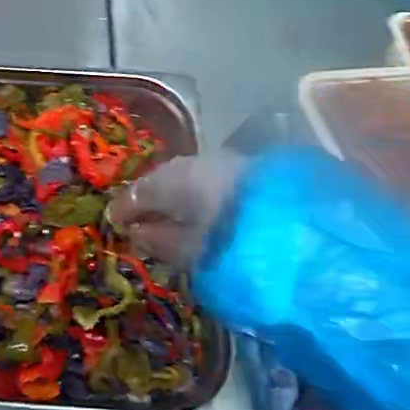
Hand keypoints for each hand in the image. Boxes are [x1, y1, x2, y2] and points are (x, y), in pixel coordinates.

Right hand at [106, 154, 246, 269]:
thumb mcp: (189, 249)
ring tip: (170, 216)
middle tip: (141, 221)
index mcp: (169, 181)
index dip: (123, 211)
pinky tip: (198, 208)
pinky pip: (203, 177)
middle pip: (158, 182)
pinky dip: (194, 192)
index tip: (116, 225)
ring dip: (173, 195)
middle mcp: (187, 164)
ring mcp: (214, 161)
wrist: (293, 219)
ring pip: (182, 177)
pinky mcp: (240, 164)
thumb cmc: (230, 239)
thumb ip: (159, 240)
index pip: (135, 194)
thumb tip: (137, 232)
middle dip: (148, 200)